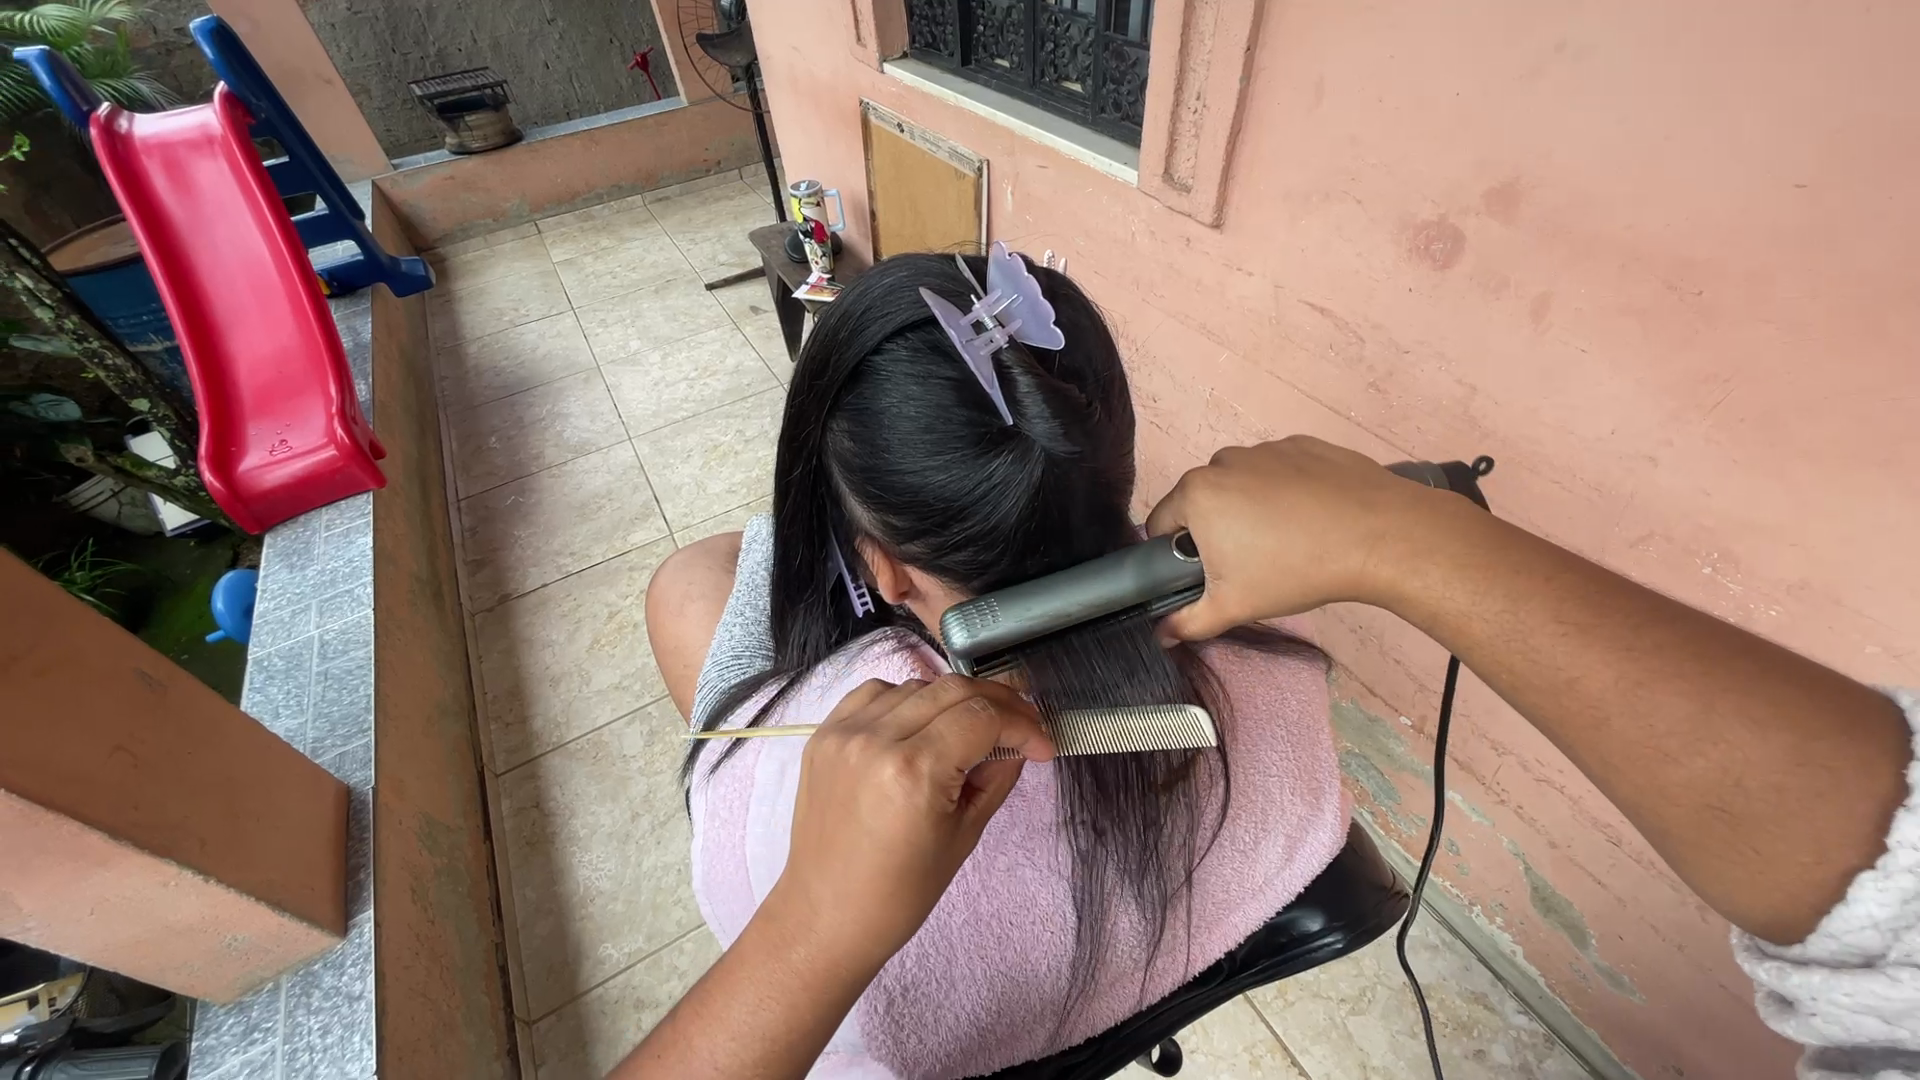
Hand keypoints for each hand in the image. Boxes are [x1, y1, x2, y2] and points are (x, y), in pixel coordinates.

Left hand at [767, 675, 1054, 965]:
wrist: (824, 915)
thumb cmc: (900, 892)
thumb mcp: (965, 835)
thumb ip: (997, 777)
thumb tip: (1018, 742)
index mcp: (914, 771)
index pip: (982, 717)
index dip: (1022, 724)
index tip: (1041, 744)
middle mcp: (877, 739)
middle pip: (953, 689)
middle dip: (997, 701)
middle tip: (1021, 723)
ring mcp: (845, 732)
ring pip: (917, 685)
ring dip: (954, 699)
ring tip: (971, 728)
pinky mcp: (824, 733)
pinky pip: (876, 693)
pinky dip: (907, 698)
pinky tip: (921, 723)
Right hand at [1145, 435, 1470, 640]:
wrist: (1380, 536)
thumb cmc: (1295, 569)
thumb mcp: (1234, 605)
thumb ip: (1188, 621)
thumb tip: (1162, 635)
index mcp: (1196, 493)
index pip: (1160, 523)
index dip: (1175, 552)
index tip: (1205, 571)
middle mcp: (1223, 462)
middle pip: (1200, 501)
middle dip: (1214, 528)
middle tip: (1247, 561)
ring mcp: (1265, 448)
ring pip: (1239, 484)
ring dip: (1248, 507)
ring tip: (1284, 539)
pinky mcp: (1302, 445)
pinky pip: (1277, 470)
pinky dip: (1284, 490)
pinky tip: (1310, 517)